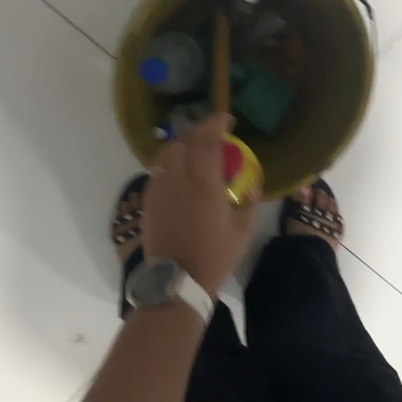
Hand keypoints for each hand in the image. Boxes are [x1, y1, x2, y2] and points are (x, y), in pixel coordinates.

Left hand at [142, 113, 258, 296]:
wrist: (177, 282)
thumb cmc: (214, 257)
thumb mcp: (242, 231)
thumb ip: (248, 202)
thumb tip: (252, 184)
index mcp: (205, 184)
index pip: (207, 140)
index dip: (216, 124)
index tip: (227, 120)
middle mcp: (179, 180)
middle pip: (183, 141)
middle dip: (198, 132)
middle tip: (212, 135)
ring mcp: (160, 190)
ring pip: (165, 154)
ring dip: (181, 145)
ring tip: (194, 151)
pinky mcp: (149, 201)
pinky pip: (157, 171)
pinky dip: (170, 164)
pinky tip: (180, 174)